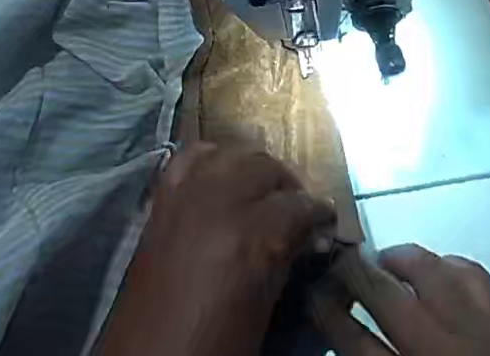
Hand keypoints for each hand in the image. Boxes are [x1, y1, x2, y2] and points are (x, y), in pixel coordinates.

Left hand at [100, 142, 338, 355]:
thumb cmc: (212, 349)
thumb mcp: (262, 312)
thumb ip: (285, 263)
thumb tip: (309, 237)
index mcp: (249, 238)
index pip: (298, 205)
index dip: (319, 213)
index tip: (327, 221)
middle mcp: (217, 202)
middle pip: (265, 166)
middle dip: (289, 186)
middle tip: (299, 210)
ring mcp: (185, 193)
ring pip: (231, 153)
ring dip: (253, 168)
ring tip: (263, 192)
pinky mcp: (161, 196)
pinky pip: (192, 157)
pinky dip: (213, 160)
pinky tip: (222, 177)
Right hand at [310, 244, 489, 355]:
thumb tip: (346, 332)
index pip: (353, 340)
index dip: (325, 310)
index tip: (312, 294)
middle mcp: (441, 349)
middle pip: (380, 292)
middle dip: (350, 272)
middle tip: (338, 268)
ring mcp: (478, 324)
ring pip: (421, 267)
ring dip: (395, 263)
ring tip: (385, 269)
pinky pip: (464, 269)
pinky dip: (443, 268)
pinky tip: (436, 277)